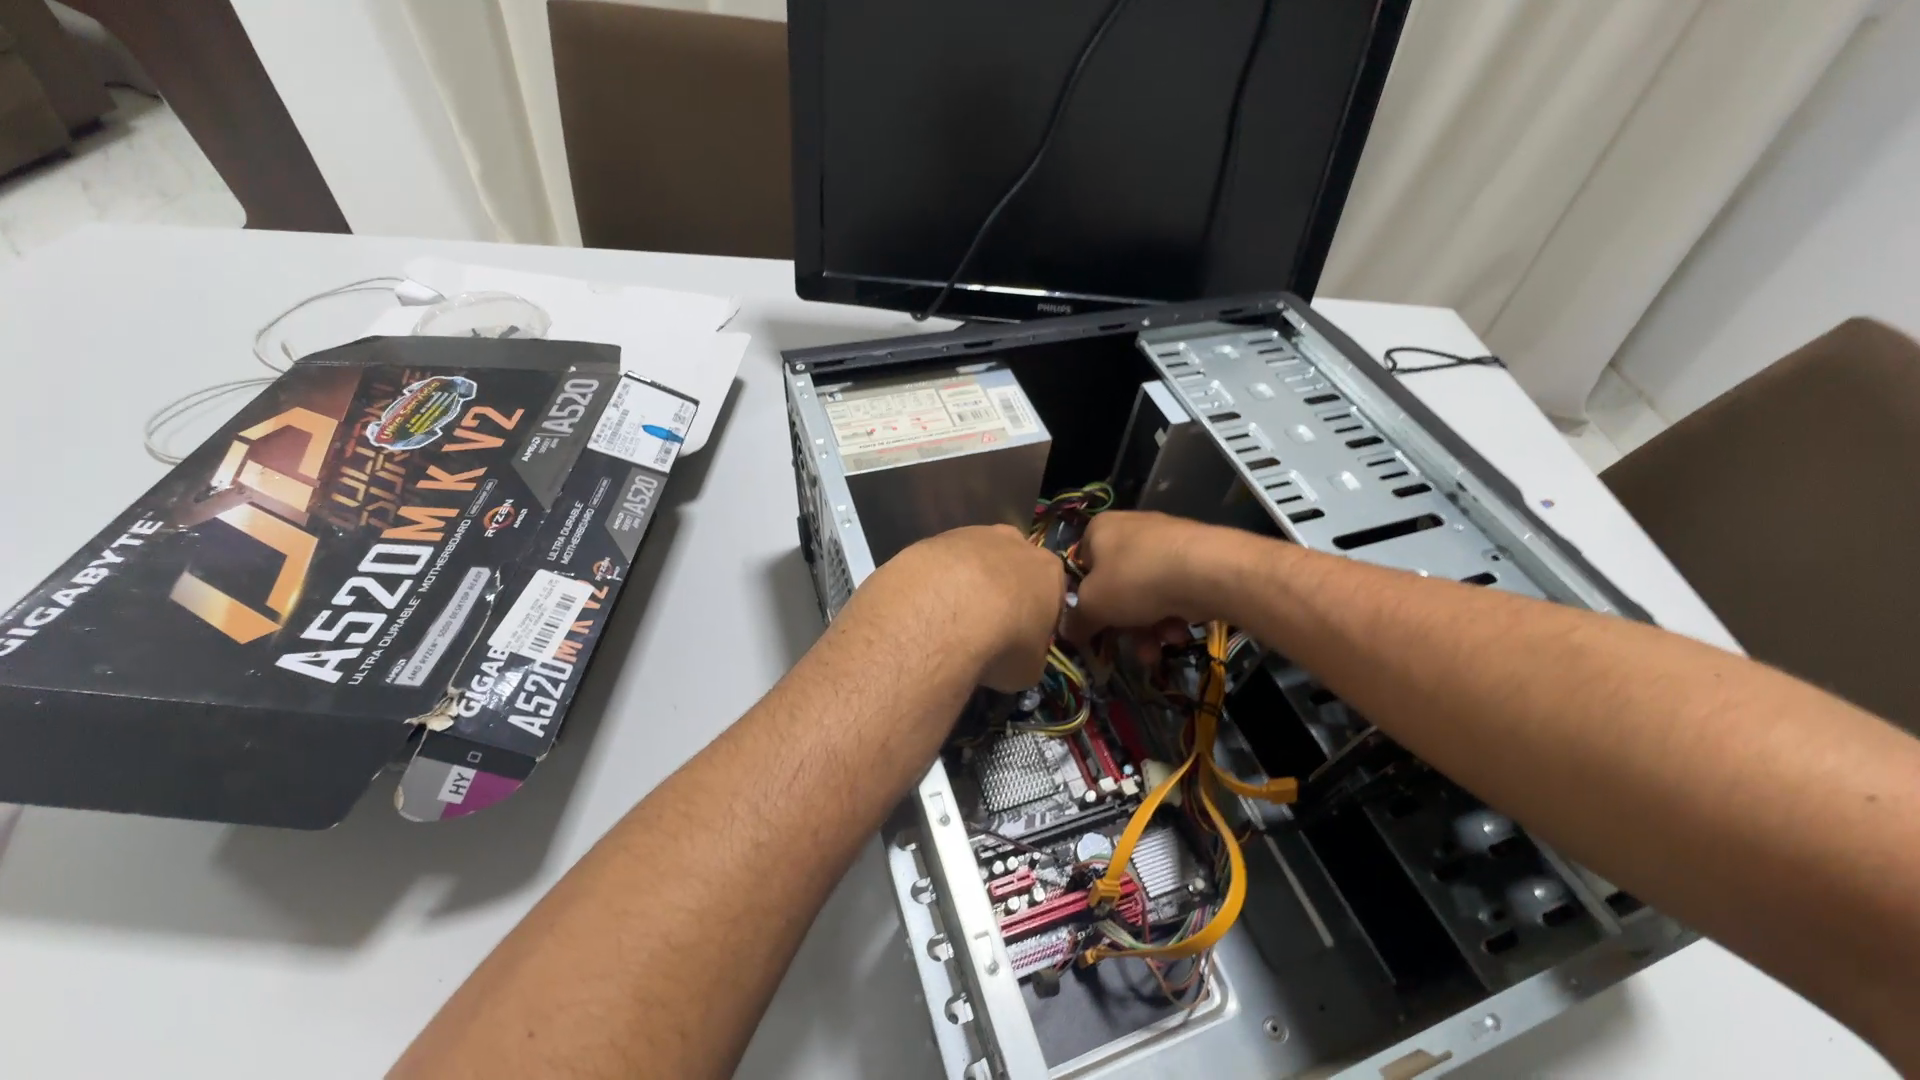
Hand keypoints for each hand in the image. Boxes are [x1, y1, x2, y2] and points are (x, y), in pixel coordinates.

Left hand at [860, 524, 1066, 691]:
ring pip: (975, 562)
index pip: (1051, 594)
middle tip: (984, 629)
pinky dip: (937, 583)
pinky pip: (942, 564)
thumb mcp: (1029, 670)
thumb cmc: (1002, 643)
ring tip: (949, 621)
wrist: (945, 613)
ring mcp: (973, 535)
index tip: (1021, 641)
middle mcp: (1015, 543)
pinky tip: (927, 607)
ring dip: (967, 586)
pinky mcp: (935, 538)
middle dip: (1003, 594)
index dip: (1037, 619)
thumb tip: (1021, 660)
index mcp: (1049, 571)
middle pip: (1013, 570)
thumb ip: (1031, 657)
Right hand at [1065, 511, 1235, 645]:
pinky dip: (1172, 615)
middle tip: (1131, 648)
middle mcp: (1131, 529)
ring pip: (1146, 593)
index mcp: (1100, 529)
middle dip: (1123, 625)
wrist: (1206, 570)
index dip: (1083, 598)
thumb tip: (1067, 631)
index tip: (1092, 625)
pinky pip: (1173, 590)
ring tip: (1157, 649)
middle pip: (1117, 586)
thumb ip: (1076, 620)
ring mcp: (1166, 541)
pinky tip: (1179, 632)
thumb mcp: (1093, 605)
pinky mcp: (1196, 557)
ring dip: (1149, 628)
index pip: (1081, 565)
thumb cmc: (1135, 579)